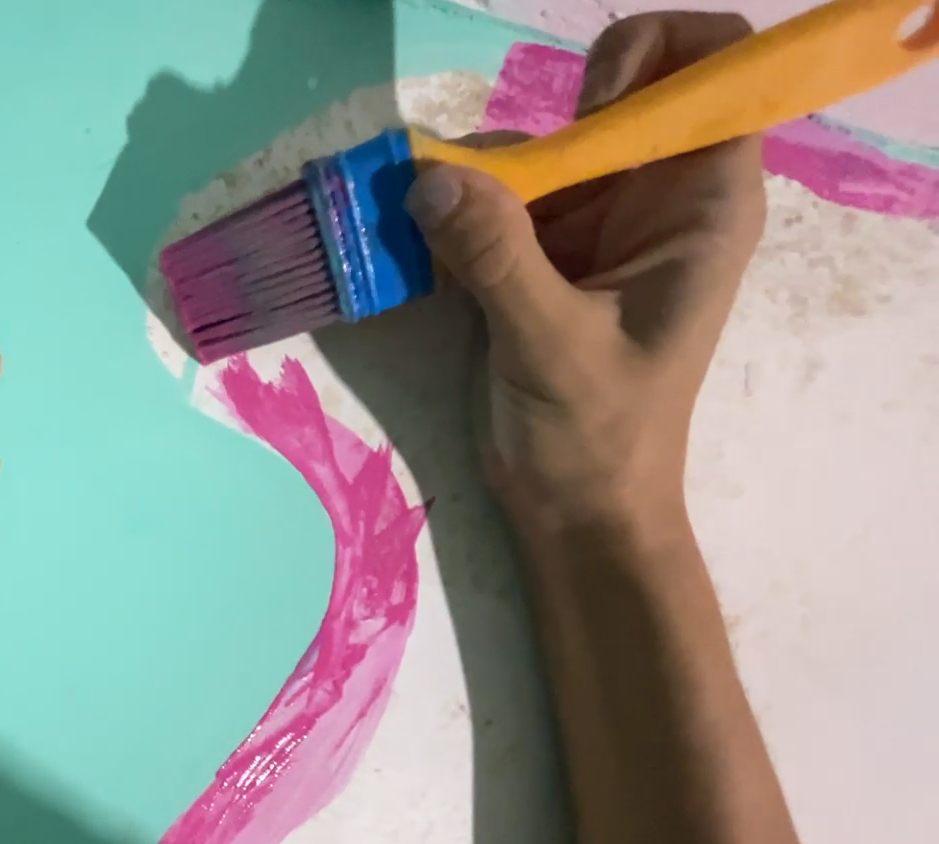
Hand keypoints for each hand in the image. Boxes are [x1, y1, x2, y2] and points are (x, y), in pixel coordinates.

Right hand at [406, 12, 766, 537]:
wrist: (573, 505)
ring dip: (464, 195)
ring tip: (415, 237)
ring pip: (523, 173)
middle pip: (585, 121)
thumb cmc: (594, 429)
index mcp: (695, 204)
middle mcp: (642, 205)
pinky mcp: (530, 272)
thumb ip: (496, 256)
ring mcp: (582, 239)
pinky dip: (446, 232)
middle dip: (514, 148)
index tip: (571, 113)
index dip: (644, 61)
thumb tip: (428, 180)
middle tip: (446, 202)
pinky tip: (416, 261)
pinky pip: (486, 223)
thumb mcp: (549, 340)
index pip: (704, 72)